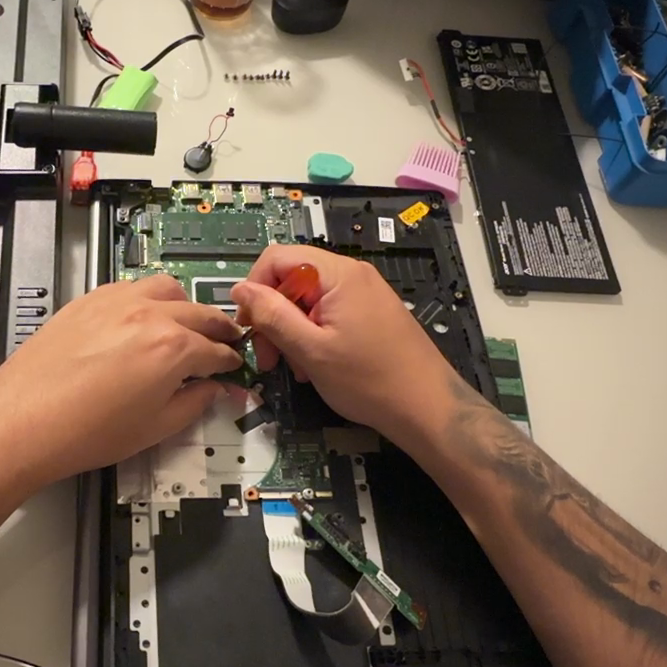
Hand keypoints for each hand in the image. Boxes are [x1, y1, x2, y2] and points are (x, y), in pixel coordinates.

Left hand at [0, 275, 242, 488]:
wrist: (22, 422)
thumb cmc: (85, 432)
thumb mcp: (154, 428)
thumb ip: (193, 404)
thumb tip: (211, 390)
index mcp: (173, 348)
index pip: (216, 350)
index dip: (230, 362)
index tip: (233, 368)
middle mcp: (149, 315)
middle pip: (199, 313)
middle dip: (218, 329)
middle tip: (225, 342)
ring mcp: (115, 302)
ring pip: (166, 288)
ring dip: (184, 304)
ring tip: (186, 322)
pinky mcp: (87, 301)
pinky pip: (129, 287)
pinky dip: (147, 298)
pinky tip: (142, 316)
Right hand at [230, 245, 462, 444]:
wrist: (427, 408)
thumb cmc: (368, 381)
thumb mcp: (311, 350)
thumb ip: (272, 316)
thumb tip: (240, 289)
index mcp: (338, 275)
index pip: (277, 258)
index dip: (254, 288)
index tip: (247, 326)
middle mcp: (351, 275)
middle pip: (292, 279)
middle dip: (272, 317)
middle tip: (268, 359)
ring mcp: (363, 294)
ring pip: (306, 301)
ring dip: (290, 332)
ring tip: (294, 368)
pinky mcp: (369, 313)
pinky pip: (327, 314)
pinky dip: (312, 336)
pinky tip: (313, 366)